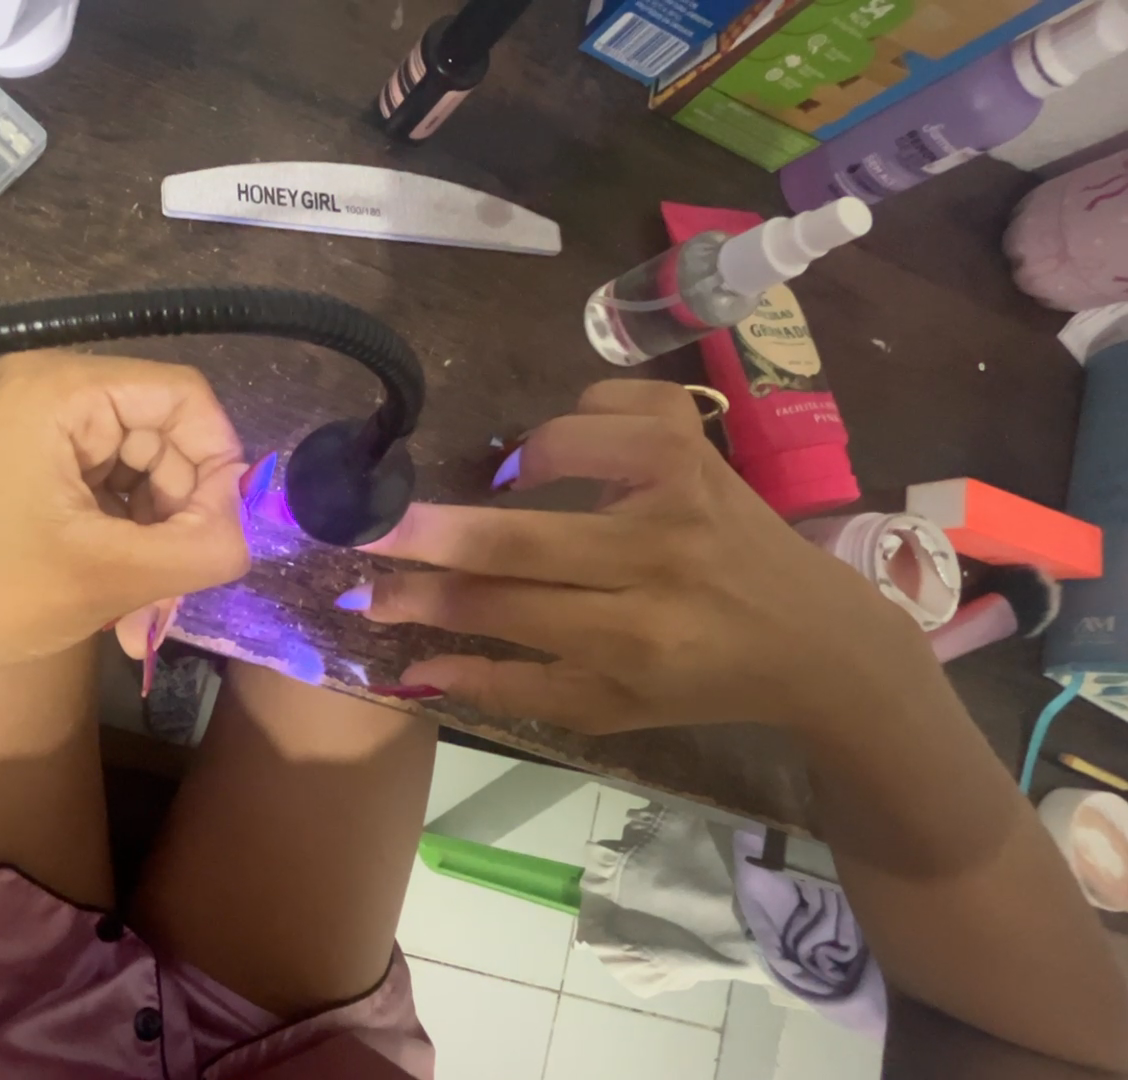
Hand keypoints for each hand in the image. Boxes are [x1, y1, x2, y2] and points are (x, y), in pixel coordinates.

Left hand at [0, 351, 251, 696]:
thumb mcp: (111, 576)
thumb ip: (204, 548)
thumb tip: (250, 532)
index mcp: (61, 389)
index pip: (184, 397)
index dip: (220, 464)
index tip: (223, 535)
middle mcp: (46, 391)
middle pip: (161, 435)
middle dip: (179, 516)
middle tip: (179, 589)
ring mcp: (31, 429)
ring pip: (135, 472)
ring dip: (152, 541)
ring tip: (144, 611)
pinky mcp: (25, 467)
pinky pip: (101, 492)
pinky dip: (121, 543)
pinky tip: (120, 602)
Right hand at [347, 379, 931, 733]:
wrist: (818, 641)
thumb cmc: (694, 682)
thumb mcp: (599, 707)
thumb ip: (503, 688)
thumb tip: (414, 669)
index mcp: (629, 637)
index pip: (498, 609)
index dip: (420, 599)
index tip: (365, 591)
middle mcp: (658, 562)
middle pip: (518, 539)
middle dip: (427, 532)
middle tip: (368, 525)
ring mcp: (686, 492)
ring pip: (570, 447)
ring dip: (517, 461)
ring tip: (505, 485)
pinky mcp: (704, 450)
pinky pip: (627, 401)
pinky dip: (581, 410)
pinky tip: (571, 444)